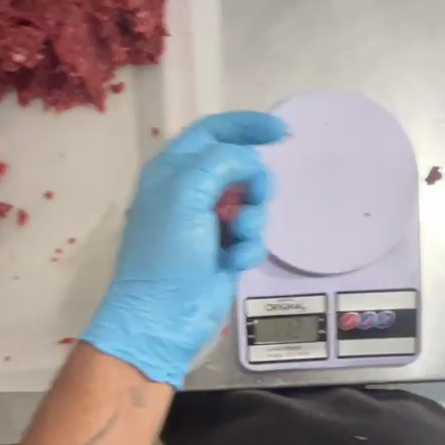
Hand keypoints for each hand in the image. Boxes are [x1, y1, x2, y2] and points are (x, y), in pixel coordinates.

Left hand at [81, 111, 286, 387]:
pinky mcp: (224, 252)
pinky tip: (234, 263)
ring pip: (252, 204)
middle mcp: (190, 192)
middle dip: (254, 183)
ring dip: (253, 221)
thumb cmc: (167, 254)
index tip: (281, 134)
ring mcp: (208, 224)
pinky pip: (252, 237)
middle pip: (239, 167)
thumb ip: (223, 162)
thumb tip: (251, 164)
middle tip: (258, 198)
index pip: (212, 132)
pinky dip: (249, 247)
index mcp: (172, 170)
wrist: (163, 317)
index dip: (246, 127)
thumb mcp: (187, 193)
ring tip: (237, 240)